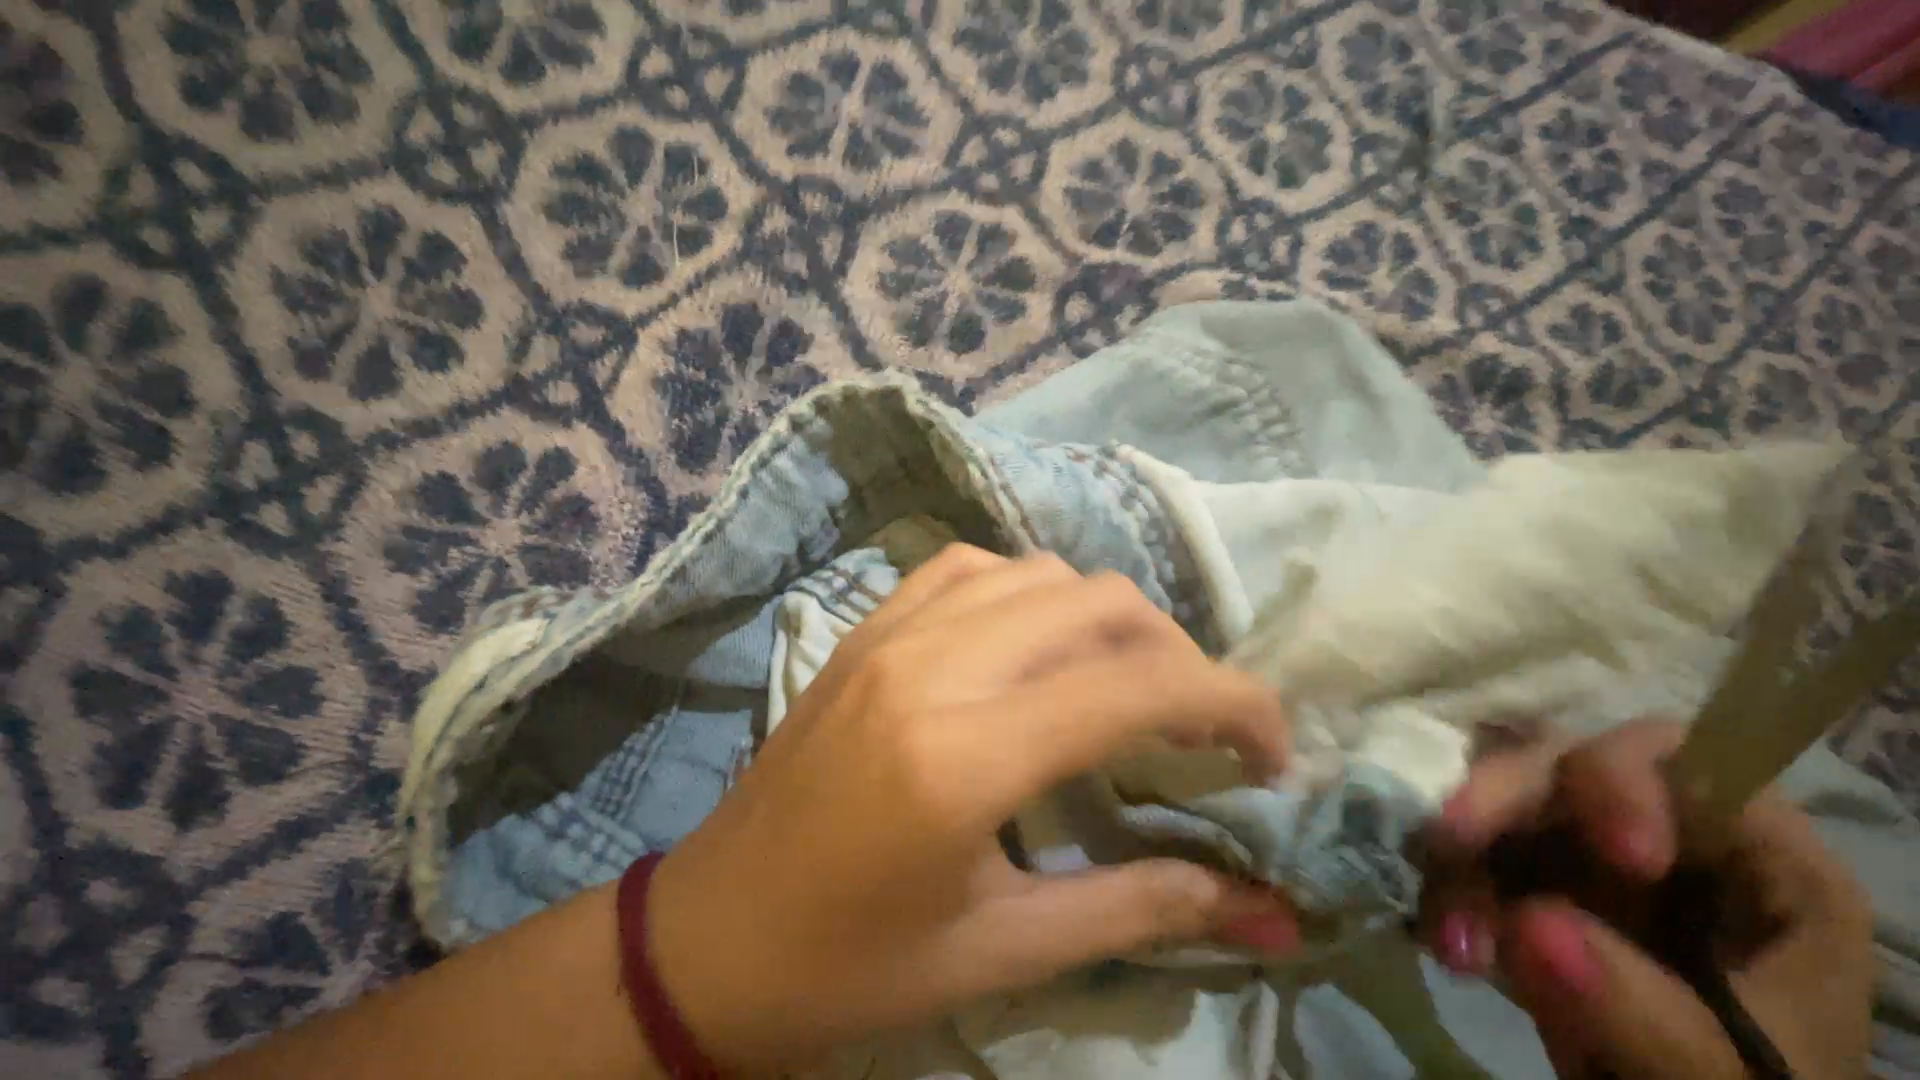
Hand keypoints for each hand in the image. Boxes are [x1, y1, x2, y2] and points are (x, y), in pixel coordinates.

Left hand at [646, 546, 1299, 1071]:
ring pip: (1038, 572)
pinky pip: (967, 569)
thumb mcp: (1002, 952)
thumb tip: (1271, 910)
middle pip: (1098, 604)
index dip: (1233, 704)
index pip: (1137, 685)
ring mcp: (887, 636)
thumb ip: (1139, 909)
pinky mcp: (862, 632)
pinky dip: (1028, 593)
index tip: (1272, 754)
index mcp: (963, 756)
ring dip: (1106, 619)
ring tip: (1125, 687)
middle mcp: (929, 668)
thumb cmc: (851, 967)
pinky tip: (1036, 647)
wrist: (708, 938)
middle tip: (1198, 733)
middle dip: (1178, 655)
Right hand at [1417, 720, 1873, 1078]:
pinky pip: (1464, 858)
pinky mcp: (1522, 888)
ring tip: (1457, 945)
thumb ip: (1645, 1009)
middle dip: (1501, 801)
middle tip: (1449, 839)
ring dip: (1460, 859)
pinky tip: (1448, 947)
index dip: (1626, 781)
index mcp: (1751, 857)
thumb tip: (1527, 923)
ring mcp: (1578, 856)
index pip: (1678, 762)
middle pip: (1561, 768)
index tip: (1621, 859)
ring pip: (1496, 806)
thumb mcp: (1727, 1071)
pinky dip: (1443, 892)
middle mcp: (1651, 833)